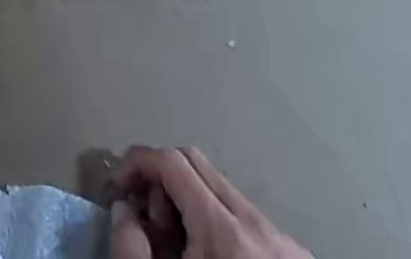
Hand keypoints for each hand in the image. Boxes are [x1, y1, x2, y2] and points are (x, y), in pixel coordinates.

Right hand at [109, 147, 309, 258]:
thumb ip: (131, 249)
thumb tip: (123, 207)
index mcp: (224, 231)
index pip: (172, 161)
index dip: (136, 163)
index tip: (116, 189)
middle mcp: (257, 223)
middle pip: (196, 162)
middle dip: (159, 177)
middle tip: (142, 216)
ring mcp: (281, 239)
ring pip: (220, 187)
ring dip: (186, 199)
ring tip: (173, 246)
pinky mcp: (294, 255)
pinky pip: (242, 214)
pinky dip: (213, 220)